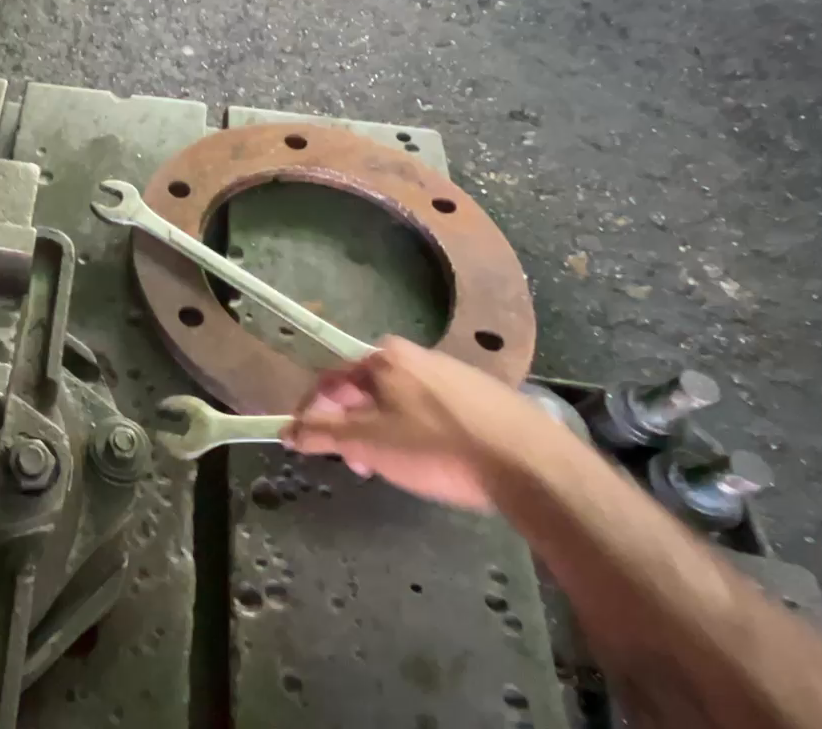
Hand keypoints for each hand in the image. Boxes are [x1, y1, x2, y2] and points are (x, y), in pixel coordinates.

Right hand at [282, 336, 565, 509]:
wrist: (535, 467)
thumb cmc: (438, 449)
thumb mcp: (367, 444)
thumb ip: (321, 434)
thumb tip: (285, 431)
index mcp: (383, 358)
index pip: (329, 382)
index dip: (312, 414)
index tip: (309, 445)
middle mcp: (416, 355)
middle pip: (366, 390)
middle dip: (353, 426)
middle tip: (357, 462)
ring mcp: (456, 373)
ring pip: (401, 400)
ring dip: (385, 430)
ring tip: (395, 466)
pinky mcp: (488, 395)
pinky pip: (436, 409)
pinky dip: (422, 431)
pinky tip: (437, 460)